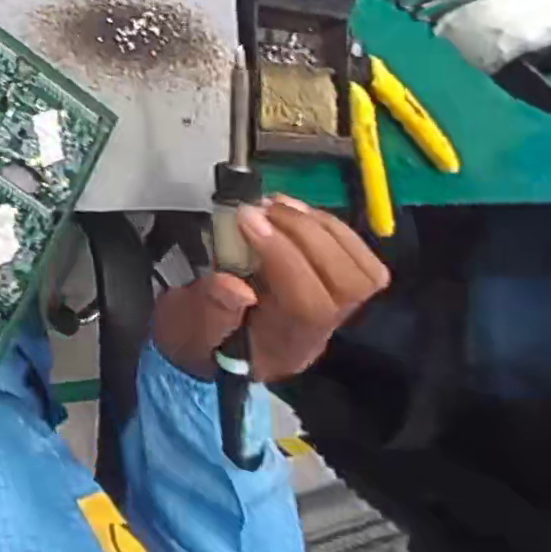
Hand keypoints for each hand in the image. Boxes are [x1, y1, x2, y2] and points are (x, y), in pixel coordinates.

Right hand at [153, 197, 389, 382]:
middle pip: (349, 286)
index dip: (283, 256)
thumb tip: (234, 285)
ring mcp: (333, 311)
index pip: (308, 305)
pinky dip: (330, 228)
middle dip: (308, 236)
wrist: (210, 346)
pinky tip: (293, 212)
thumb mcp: (186, 327)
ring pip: (363, 272)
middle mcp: (319, 330)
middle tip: (261, 207)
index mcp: (282, 343)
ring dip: (322, 228)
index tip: (246, 219)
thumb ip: (208, 308)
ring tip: (276, 205)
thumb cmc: (195, 336)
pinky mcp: (332, 290)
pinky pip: (359, 261)